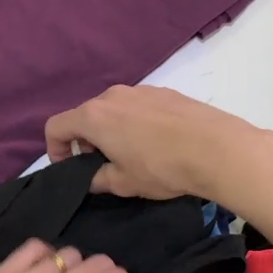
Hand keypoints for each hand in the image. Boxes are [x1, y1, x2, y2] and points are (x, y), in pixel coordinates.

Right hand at [45, 85, 272, 199]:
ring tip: (132, 154)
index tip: (70, 167)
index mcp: (94, 116)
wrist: (217, 148)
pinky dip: (135, 122)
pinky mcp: (164, 91)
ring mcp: (140, 90)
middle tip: (102, 164)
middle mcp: (112, 96)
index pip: (56, 126)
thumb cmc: (161, 168)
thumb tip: (91, 177)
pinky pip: (138, 106)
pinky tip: (157, 143)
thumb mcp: (124, 182)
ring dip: (111, 130)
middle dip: (85, 140)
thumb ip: (98, 179)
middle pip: (85, 115)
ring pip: (113, 109)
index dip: (55, 148)